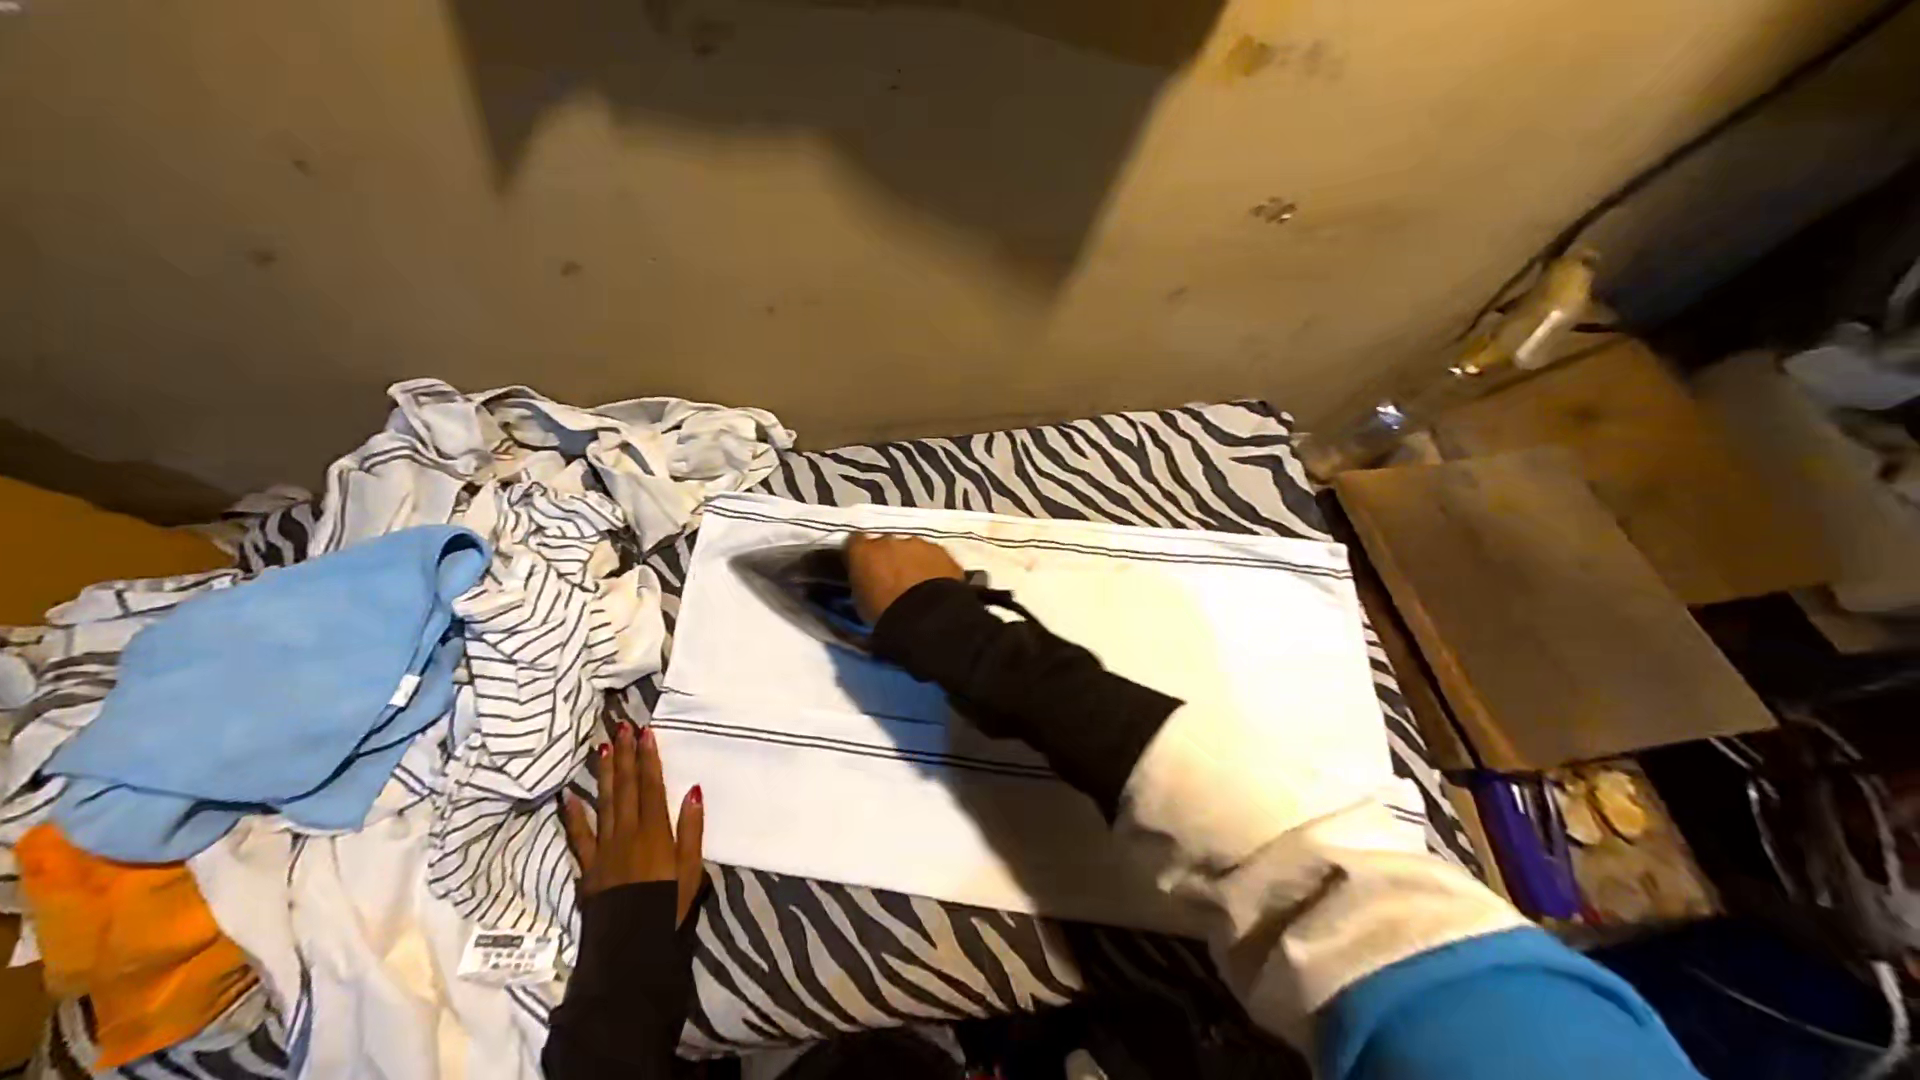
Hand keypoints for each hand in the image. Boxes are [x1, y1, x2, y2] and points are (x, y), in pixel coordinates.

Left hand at [560, 720, 704, 924]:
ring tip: (601, 747)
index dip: (648, 758)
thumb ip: (691, 829)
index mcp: (655, 831)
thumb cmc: (668, 906)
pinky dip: (573, 816)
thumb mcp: (691, 869)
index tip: (645, 732)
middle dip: (624, 756)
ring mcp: (604, 848)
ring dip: (603, 774)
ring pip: (604, 803)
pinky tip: (568, 797)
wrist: (629, 948)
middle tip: (621, 727)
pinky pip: (579, 837)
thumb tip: (693, 789)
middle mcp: (627, 833)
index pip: (651, 786)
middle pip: (625, 788)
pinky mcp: (588, 867)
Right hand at [846, 533, 964, 622]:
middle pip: (885, 544)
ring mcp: (917, 543)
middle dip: (888, 557)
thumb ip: (862, 584)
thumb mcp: (861, 603)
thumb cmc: (885, 614)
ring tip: (918, 584)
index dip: (861, 554)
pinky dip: (933, 566)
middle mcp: (888, 541)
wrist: (926, 617)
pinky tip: (937, 584)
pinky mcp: (941, 551)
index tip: (865, 567)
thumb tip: (867, 583)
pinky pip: (933, 556)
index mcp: (862, 552)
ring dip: (912, 560)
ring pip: (911, 548)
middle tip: (894, 579)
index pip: (854, 542)